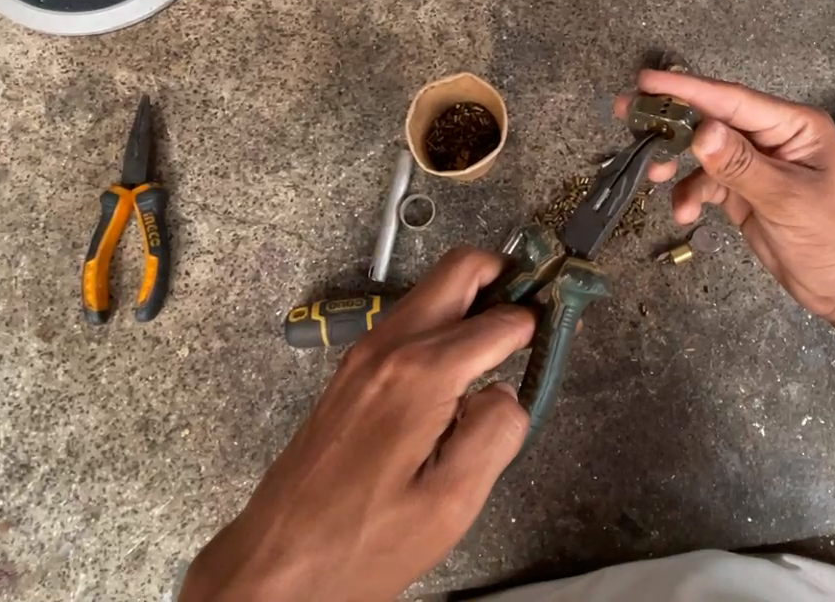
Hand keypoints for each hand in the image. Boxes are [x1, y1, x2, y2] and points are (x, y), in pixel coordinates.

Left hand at [181, 248, 534, 601]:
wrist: (272, 566)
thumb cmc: (365, 544)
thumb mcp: (450, 504)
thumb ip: (496, 433)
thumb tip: (507, 390)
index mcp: (421, 372)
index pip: (500, 320)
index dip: (538, 322)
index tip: (562, 330)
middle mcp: (391, 344)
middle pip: (461, 267)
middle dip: (507, 275)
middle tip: (535, 313)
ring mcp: (366, 350)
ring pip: (435, 287)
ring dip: (476, 297)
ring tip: (505, 343)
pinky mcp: (353, 367)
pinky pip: (412, 317)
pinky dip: (448, 321)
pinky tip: (460, 370)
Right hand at [629, 70, 834, 320]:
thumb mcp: (788, 200)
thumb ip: (741, 166)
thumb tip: (700, 130)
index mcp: (793, 126)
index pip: (732, 100)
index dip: (688, 89)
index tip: (647, 82)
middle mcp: (772, 139)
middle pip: (712, 121)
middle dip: (672, 121)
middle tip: (626, 114)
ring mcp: (757, 167)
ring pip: (705, 153)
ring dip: (678, 164)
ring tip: (652, 175)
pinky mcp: (746, 195)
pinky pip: (709, 184)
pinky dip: (692, 196)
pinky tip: (684, 214)